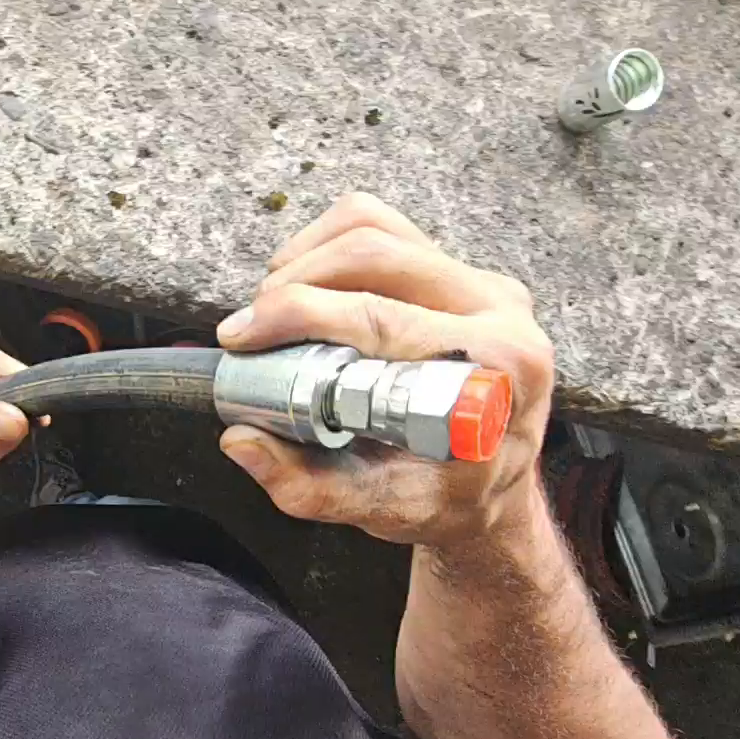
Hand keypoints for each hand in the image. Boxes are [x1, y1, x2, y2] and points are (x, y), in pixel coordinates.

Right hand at [215, 193, 553, 548]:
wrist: (489, 488)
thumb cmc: (443, 498)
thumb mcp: (376, 510)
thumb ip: (304, 484)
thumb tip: (240, 440)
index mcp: (491, 372)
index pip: (379, 317)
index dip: (297, 316)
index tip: (240, 337)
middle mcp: (499, 314)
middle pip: (377, 256)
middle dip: (293, 283)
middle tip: (246, 326)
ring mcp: (482, 288)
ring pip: (378, 228)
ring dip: (307, 256)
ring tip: (269, 302)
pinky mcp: (459, 275)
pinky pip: (387, 229)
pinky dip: (328, 243)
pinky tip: (301, 281)